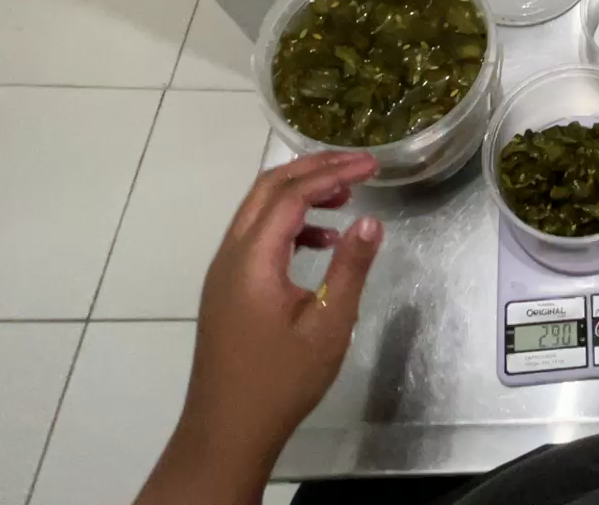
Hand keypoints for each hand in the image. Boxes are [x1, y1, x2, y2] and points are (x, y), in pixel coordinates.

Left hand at [139, 151, 384, 504]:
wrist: (226, 434)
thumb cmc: (281, 380)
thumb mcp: (329, 324)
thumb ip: (350, 268)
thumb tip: (372, 219)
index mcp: (252, 260)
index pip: (292, 195)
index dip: (333, 172)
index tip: (373, 164)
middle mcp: (231, 256)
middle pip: (269, 189)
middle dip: (315, 168)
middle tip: (359, 165)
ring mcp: (225, 271)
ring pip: (260, 208)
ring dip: (302, 192)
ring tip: (347, 196)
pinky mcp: (229, 286)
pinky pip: (258, 234)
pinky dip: (292, 221)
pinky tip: (325, 241)